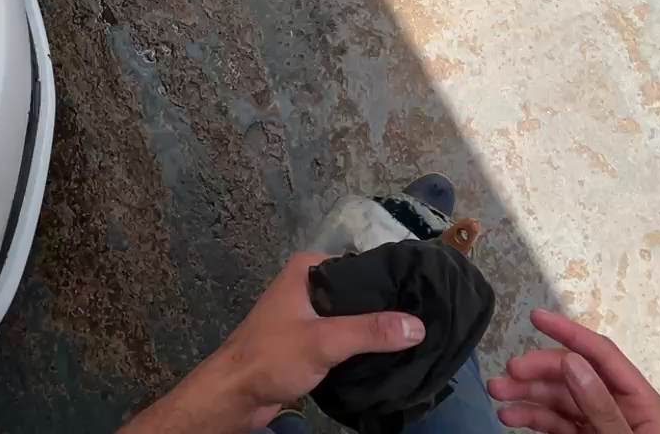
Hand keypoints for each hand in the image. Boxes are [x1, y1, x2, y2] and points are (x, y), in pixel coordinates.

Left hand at [121, 251, 425, 433]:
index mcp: (309, 269)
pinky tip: (385, 355)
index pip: (360, 266)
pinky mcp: (308, 338)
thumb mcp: (324, 341)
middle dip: (385, 308)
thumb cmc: (273, 356)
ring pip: (351, 315)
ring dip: (373, 329)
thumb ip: (369, 331)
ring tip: (411, 338)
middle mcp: (309, 283)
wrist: (235, 394)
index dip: (390, 281)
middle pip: (358, 292)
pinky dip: (360, 344)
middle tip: (423, 322)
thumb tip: (418, 324)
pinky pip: (343, 334)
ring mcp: (308, 311)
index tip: (424, 296)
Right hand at [487, 310, 659, 433]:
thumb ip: (602, 410)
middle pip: (574, 375)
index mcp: (644, 406)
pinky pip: (557, 423)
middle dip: (538, 372)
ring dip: (527, 394)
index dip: (569, 332)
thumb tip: (573, 361)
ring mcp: (603, 428)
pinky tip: (510, 419)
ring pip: (560, 399)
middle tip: (507, 374)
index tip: (534, 318)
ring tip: (497, 396)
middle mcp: (622, 411)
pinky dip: (533, 418)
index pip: (602, 355)